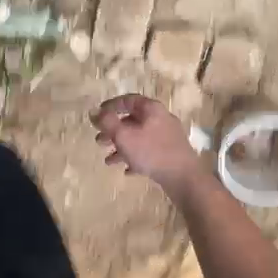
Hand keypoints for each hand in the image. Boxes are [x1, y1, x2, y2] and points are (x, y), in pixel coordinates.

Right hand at [91, 94, 205, 191]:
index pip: (127, 100)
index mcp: (151, 109)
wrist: (184, 177)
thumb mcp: (123, 136)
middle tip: (99, 142)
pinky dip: (135, 158)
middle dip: (113, 132)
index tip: (97, 115)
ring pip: (139, 138)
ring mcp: (167, 136)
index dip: (110, 106)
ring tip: (108, 161)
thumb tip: (94, 111)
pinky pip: (149, 151)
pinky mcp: (171, 153)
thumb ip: (106, 122)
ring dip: (122, 147)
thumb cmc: (151, 152)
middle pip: (132, 120)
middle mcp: (161, 118)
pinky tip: (127, 170)